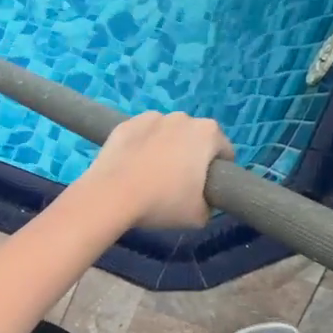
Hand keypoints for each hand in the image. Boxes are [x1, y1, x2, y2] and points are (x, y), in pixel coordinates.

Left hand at [81, 111, 233, 230]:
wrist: (110, 196)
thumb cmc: (161, 202)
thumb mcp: (198, 215)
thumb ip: (210, 205)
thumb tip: (204, 203)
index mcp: (208, 133)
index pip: (222, 151)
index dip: (217, 171)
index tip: (205, 188)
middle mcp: (182, 117)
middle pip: (193, 139)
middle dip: (189, 156)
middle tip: (175, 183)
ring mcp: (150, 118)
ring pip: (164, 134)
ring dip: (163, 148)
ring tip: (148, 174)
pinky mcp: (123, 125)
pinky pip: (139, 136)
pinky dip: (138, 146)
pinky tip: (130, 166)